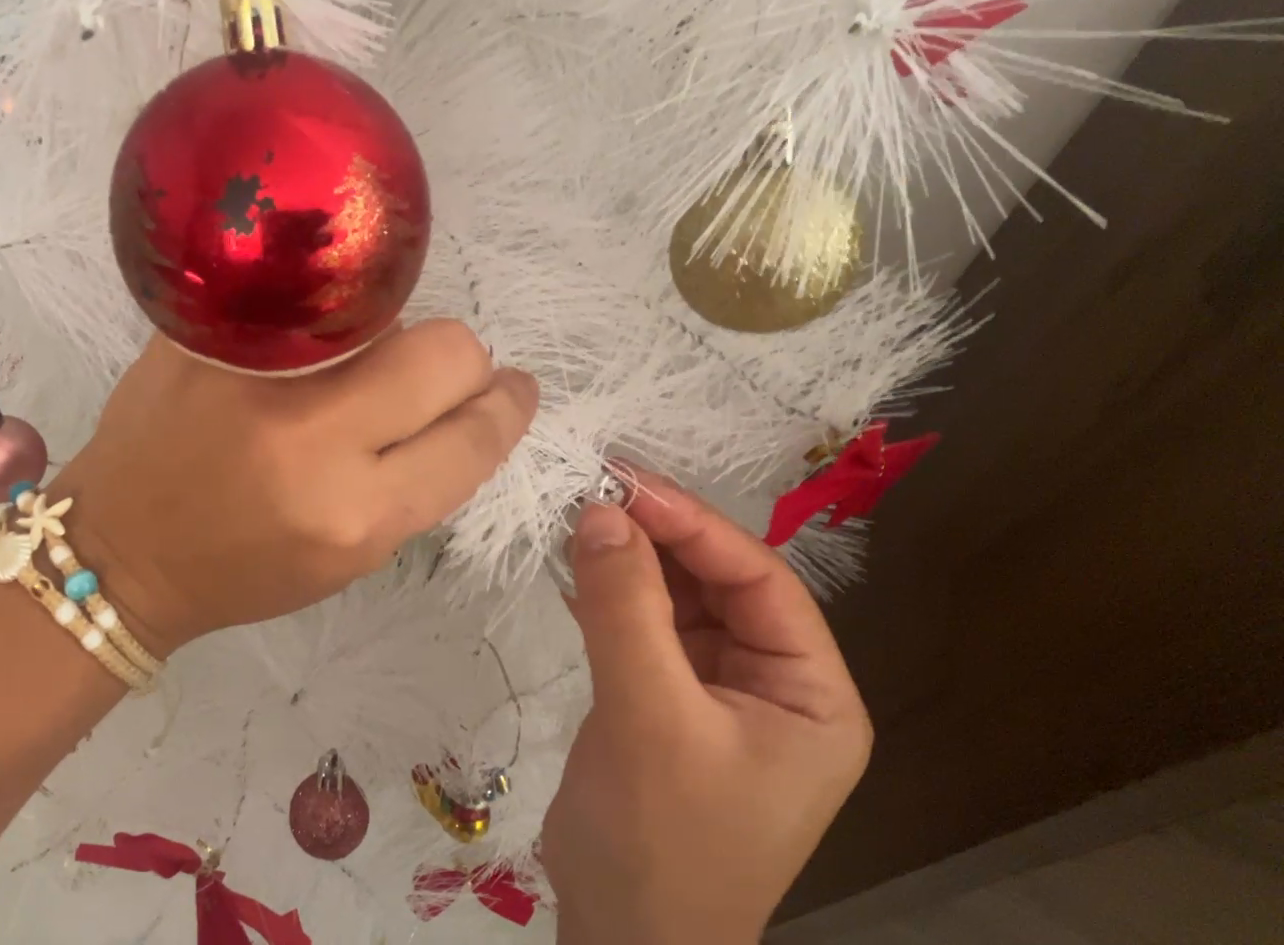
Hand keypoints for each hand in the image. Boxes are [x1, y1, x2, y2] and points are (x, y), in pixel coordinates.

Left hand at [51, 321, 538, 655]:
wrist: (120, 547)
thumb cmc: (243, 569)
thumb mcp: (351, 556)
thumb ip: (418, 480)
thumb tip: (474, 400)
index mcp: (357, 515)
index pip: (474, 436)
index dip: (506, 407)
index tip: (511, 391)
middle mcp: (314, 438)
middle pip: (447, 349)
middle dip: (462, 366)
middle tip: (431, 381)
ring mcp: (256, 373)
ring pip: (386, 311)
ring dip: (392, 341)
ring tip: (352, 374)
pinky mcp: (208, 333)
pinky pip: (313, 296)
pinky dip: (331, 317)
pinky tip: (309, 344)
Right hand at [540, 467, 872, 944]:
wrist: (623, 942)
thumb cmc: (662, 839)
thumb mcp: (648, 717)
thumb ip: (626, 608)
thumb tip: (598, 509)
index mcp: (810, 693)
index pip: (759, 581)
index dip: (695, 525)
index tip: (624, 482)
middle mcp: (773, 687)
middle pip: (718, 587)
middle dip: (657, 540)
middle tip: (590, 491)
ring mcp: (715, 698)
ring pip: (675, 606)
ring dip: (628, 565)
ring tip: (574, 520)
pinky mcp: (664, 708)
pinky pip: (642, 635)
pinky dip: (608, 601)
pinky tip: (571, 571)